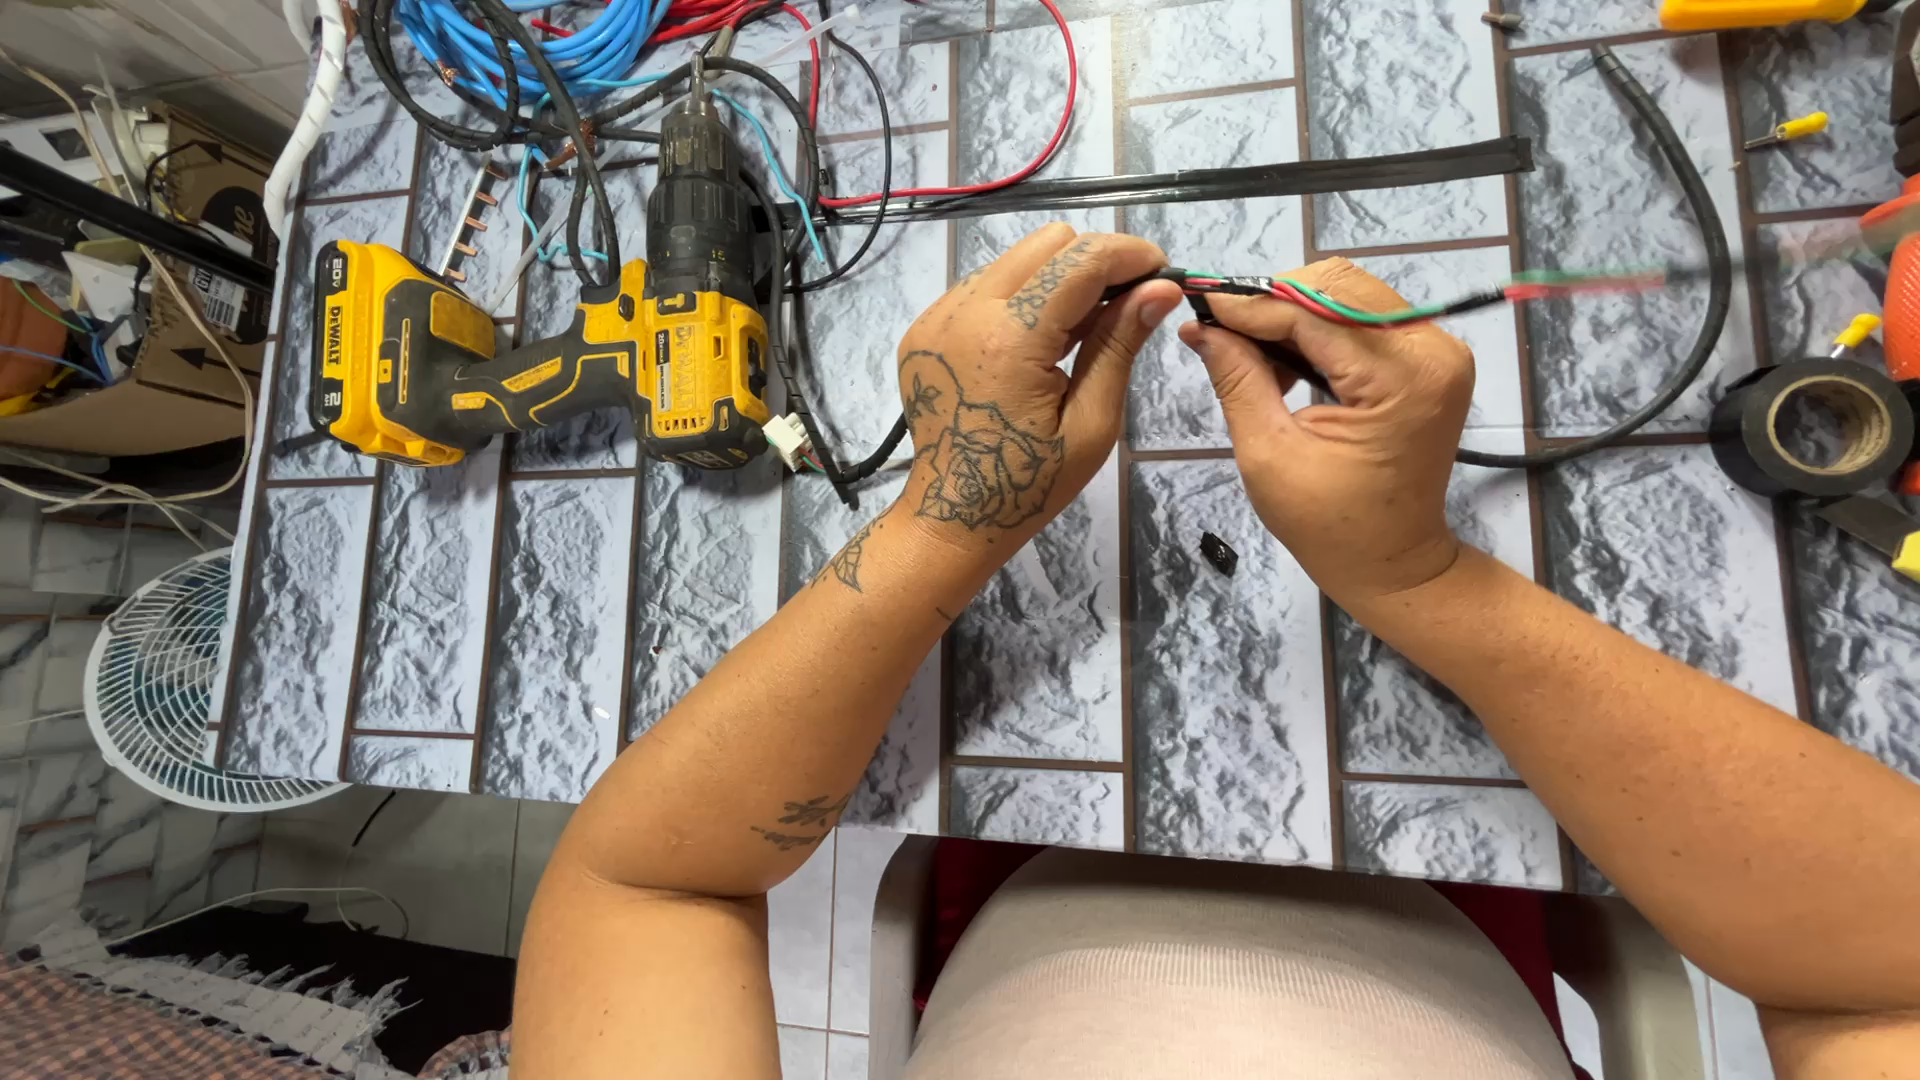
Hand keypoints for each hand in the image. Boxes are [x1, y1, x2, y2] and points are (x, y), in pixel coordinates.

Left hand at [892, 223, 1180, 553]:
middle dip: (1095, 263)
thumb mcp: (1090, 424)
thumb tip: (1162, 287)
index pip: (1081, 259)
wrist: (951, 516)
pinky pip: (983, 286)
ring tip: (1074, 336)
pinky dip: (1019, 299)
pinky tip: (1032, 347)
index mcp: (1009, 340)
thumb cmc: (1028, 484)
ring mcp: (936, 318)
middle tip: (1120, 310)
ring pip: (1014, 259)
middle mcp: (965, 313)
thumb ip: (1119, 346)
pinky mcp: (923, 329)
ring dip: (1056, 280)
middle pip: (1047, 242)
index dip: (1131, 256)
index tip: (1161, 276)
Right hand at [1179, 257, 1474, 605]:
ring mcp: (1435, 350)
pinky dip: (1313, 327)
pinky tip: (1281, 357)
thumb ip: (1238, 380)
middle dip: (1271, 301)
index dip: (1251, 305)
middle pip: (1337, 287)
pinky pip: (1360, 317)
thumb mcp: (1267, 453)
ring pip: (1347, 294)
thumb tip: (1199, 328)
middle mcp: (1431, 349)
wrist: (1390, 558)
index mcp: (1401, 378)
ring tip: (1246, 347)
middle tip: (1220, 328)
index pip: (1314, 313)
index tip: (1200, 305)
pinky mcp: (1426, 358)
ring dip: (1290, 312)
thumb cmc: (1326, 523)